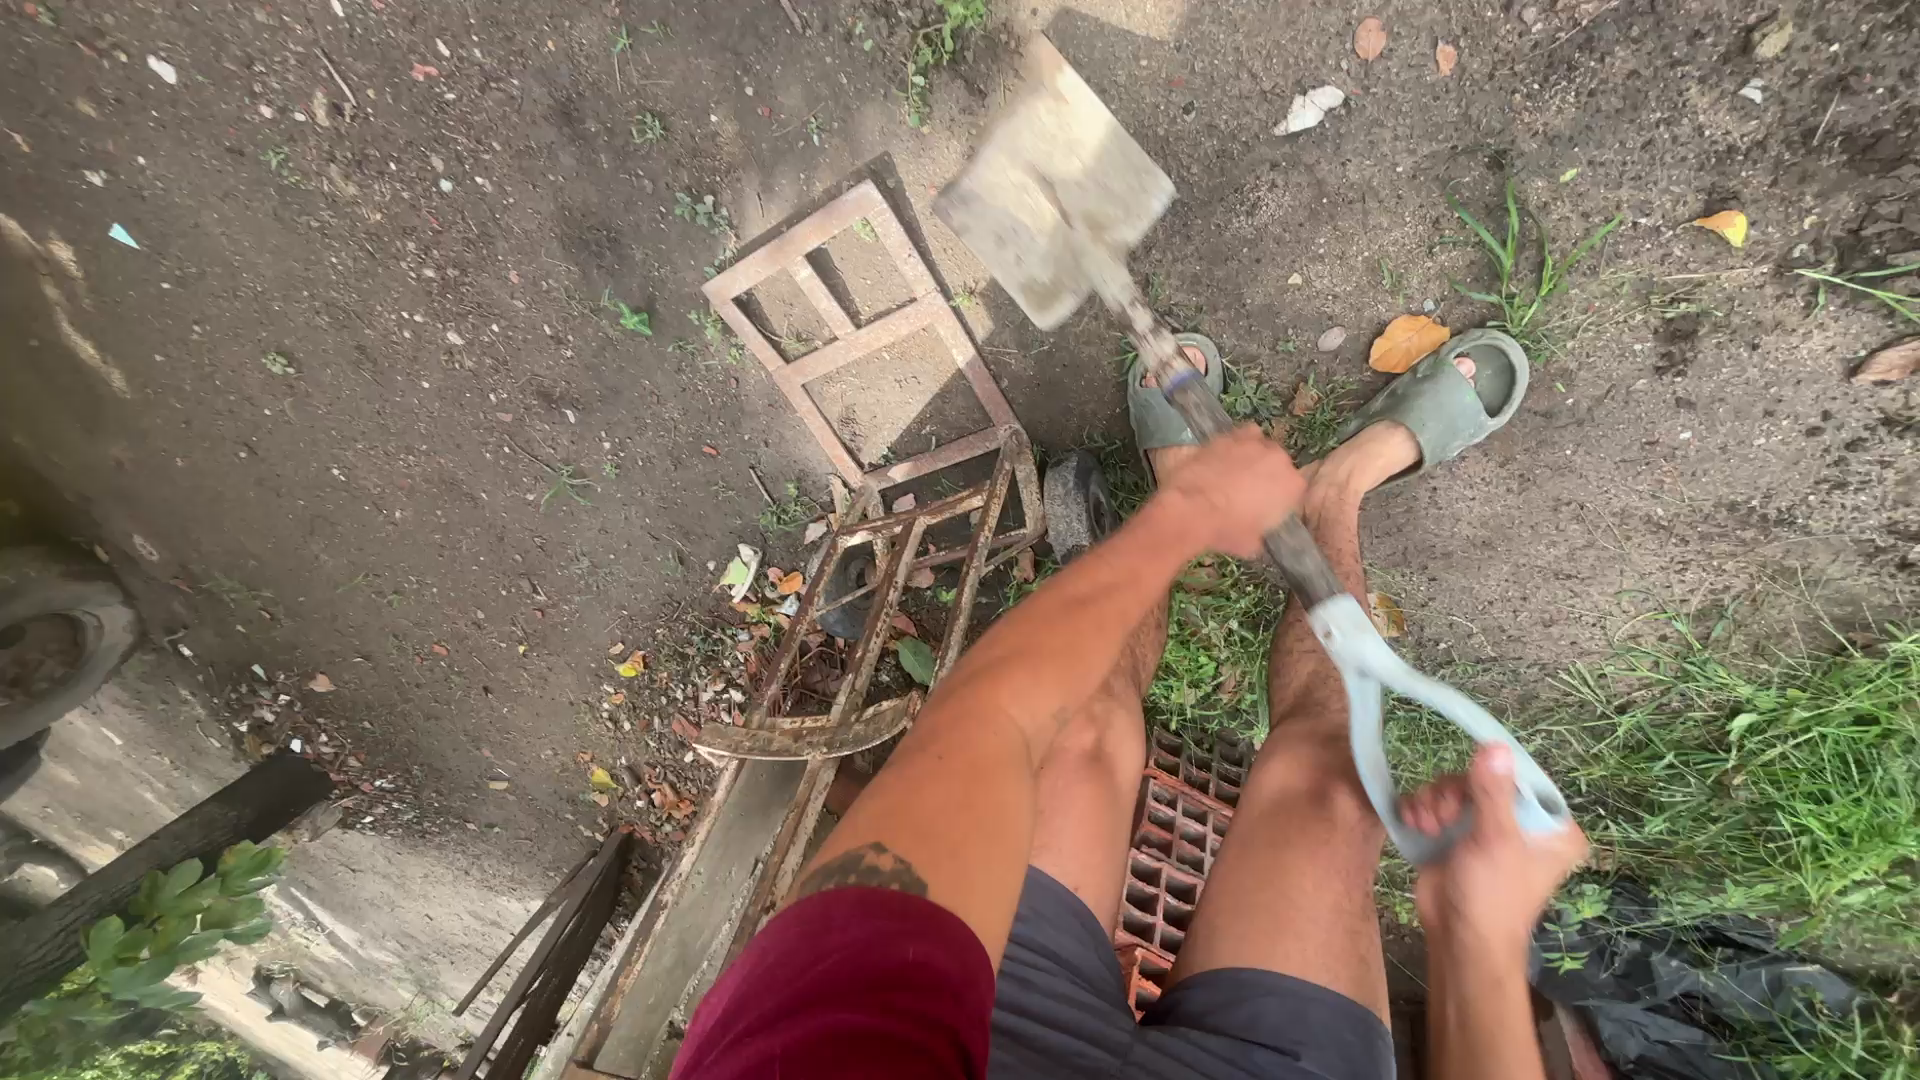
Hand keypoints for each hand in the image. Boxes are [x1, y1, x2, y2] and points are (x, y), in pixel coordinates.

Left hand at [1151, 425, 1305, 557]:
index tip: (1262, 507)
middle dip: (1264, 474)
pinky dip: (1232, 444)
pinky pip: (1237, 435)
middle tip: (1245, 489)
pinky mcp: (1227, 436)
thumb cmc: (1226, 530)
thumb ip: (1259, 535)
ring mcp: (1253, 443)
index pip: (1293, 490)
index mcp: (1293, 486)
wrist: (1192, 509)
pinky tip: (1220, 456)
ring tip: (1233, 469)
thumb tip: (1253, 537)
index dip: (1277, 498)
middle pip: (1277, 463)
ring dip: (1251, 454)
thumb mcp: (1250, 544)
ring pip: (1259, 444)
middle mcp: (1279, 459)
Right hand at [1405, 744, 1587, 956]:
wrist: (1458, 936)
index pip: (1521, 780)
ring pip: (1451, 790)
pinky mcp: (1453, 836)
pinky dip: (1419, 810)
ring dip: (1431, 802)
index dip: (1490, 775)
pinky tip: (1414, 825)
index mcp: (1549, 828)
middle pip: (1478, 781)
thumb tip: (1495, 745)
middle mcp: (1519, 825)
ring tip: (1426, 826)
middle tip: (1444, 817)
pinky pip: (1432, 804)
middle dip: (1452, 795)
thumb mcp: (1495, 840)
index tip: (1468, 789)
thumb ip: (1493, 792)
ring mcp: (1483, 830)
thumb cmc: (1491, 894)